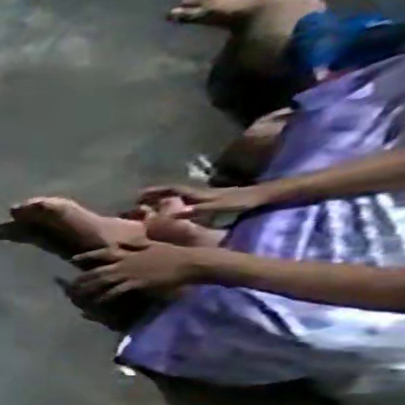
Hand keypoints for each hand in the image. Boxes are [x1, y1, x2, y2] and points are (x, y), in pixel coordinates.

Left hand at [69, 241, 207, 301]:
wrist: (192, 262)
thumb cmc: (176, 253)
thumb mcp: (154, 245)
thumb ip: (138, 244)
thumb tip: (131, 240)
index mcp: (130, 252)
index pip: (103, 252)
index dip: (86, 255)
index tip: (72, 259)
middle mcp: (126, 262)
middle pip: (97, 270)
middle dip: (82, 277)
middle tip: (69, 284)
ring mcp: (130, 273)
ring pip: (103, 281)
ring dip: (89, 288)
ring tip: (77, 295)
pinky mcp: (137, 283)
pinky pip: (116, 291)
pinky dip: (105, 297)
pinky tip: (96, 302)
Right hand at [134, 183, 270, 218]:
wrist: (266, 195)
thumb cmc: (244, 202)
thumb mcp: (221, 207)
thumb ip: (198, 210)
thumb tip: (173, 214)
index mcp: (199, 194)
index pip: (172, 190)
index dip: (155, 192)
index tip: (137, 195)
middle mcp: (200, 193)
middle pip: (174, 191)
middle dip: (156, 193)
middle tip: (138, 199)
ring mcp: (207, 195)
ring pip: (181, 194)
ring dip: (165, 196)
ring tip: (151, 202)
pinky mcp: (213, 199)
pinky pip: (189, 199)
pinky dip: (177, 200)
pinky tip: (175, 205)